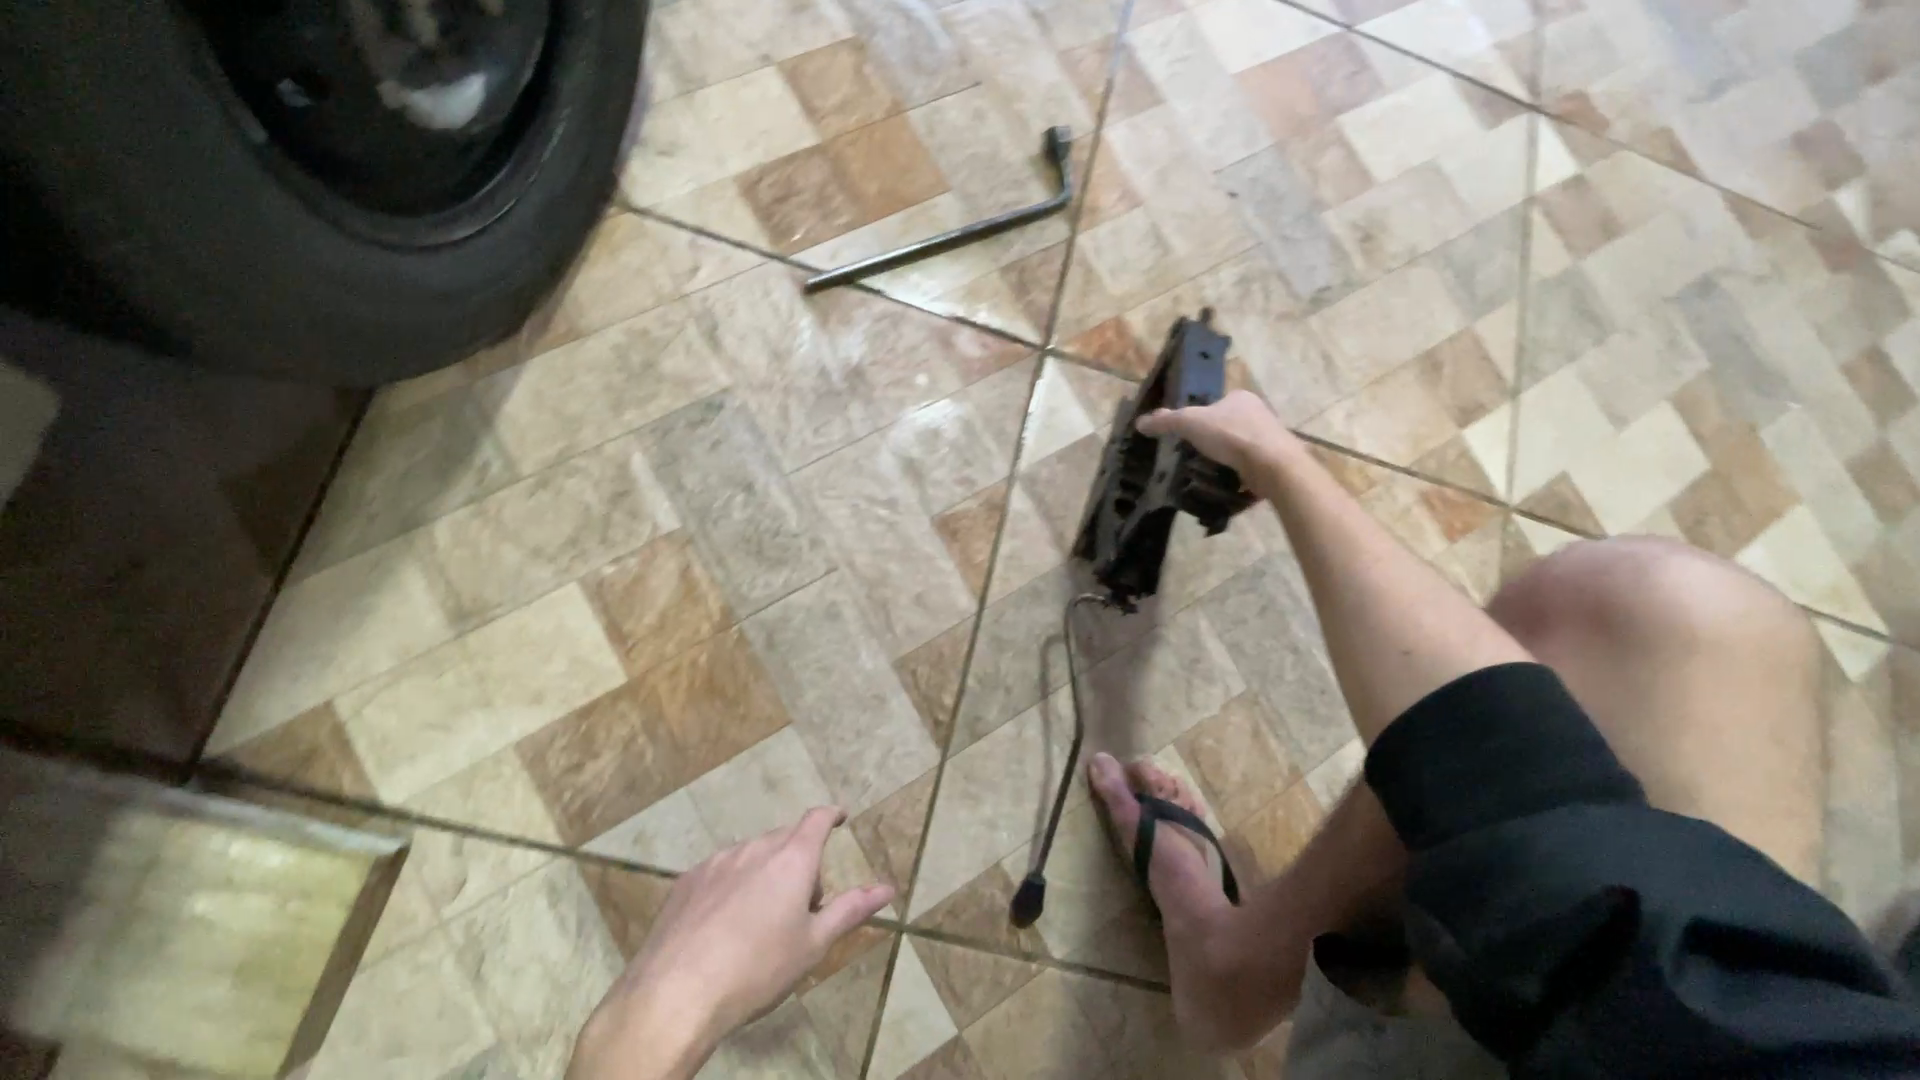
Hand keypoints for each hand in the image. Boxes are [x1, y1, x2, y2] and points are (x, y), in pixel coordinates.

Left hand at [569, 807, 894, 1079]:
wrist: (676, 993)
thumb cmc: (757, 970)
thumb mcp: (813, 945)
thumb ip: (850, 910)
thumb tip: (887, 888)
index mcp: (791, 859)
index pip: (817, 819)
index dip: (831, 815)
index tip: (840, 817)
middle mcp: (754, 849)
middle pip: (784, 839)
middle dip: (799, 858)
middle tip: (803, 903)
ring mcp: (715, 863)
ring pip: (750, 855)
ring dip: (765, 872)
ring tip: (762, 919)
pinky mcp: (686, 882)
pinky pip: (720, 872)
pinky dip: (732, 885)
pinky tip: (724, 925)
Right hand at [1135, 389, 1300, 478]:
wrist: (1272, 463)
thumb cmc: (1231, 435)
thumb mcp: (1189, 422)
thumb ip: (1165, 421)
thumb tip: (1140, 423)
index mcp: (1241, 397)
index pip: (1217, 403)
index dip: (1203, 417)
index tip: (1191, 435)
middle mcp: (1259, 412)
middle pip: (1230, 424)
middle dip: (1216, 439)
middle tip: (1197, 456)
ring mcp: (1271, 437)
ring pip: (1242, 446)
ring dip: (1229, 457)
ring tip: (1211, 472)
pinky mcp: (1276, 460)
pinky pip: (1253, 466)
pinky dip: (1242, 474)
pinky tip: (1230, 484)